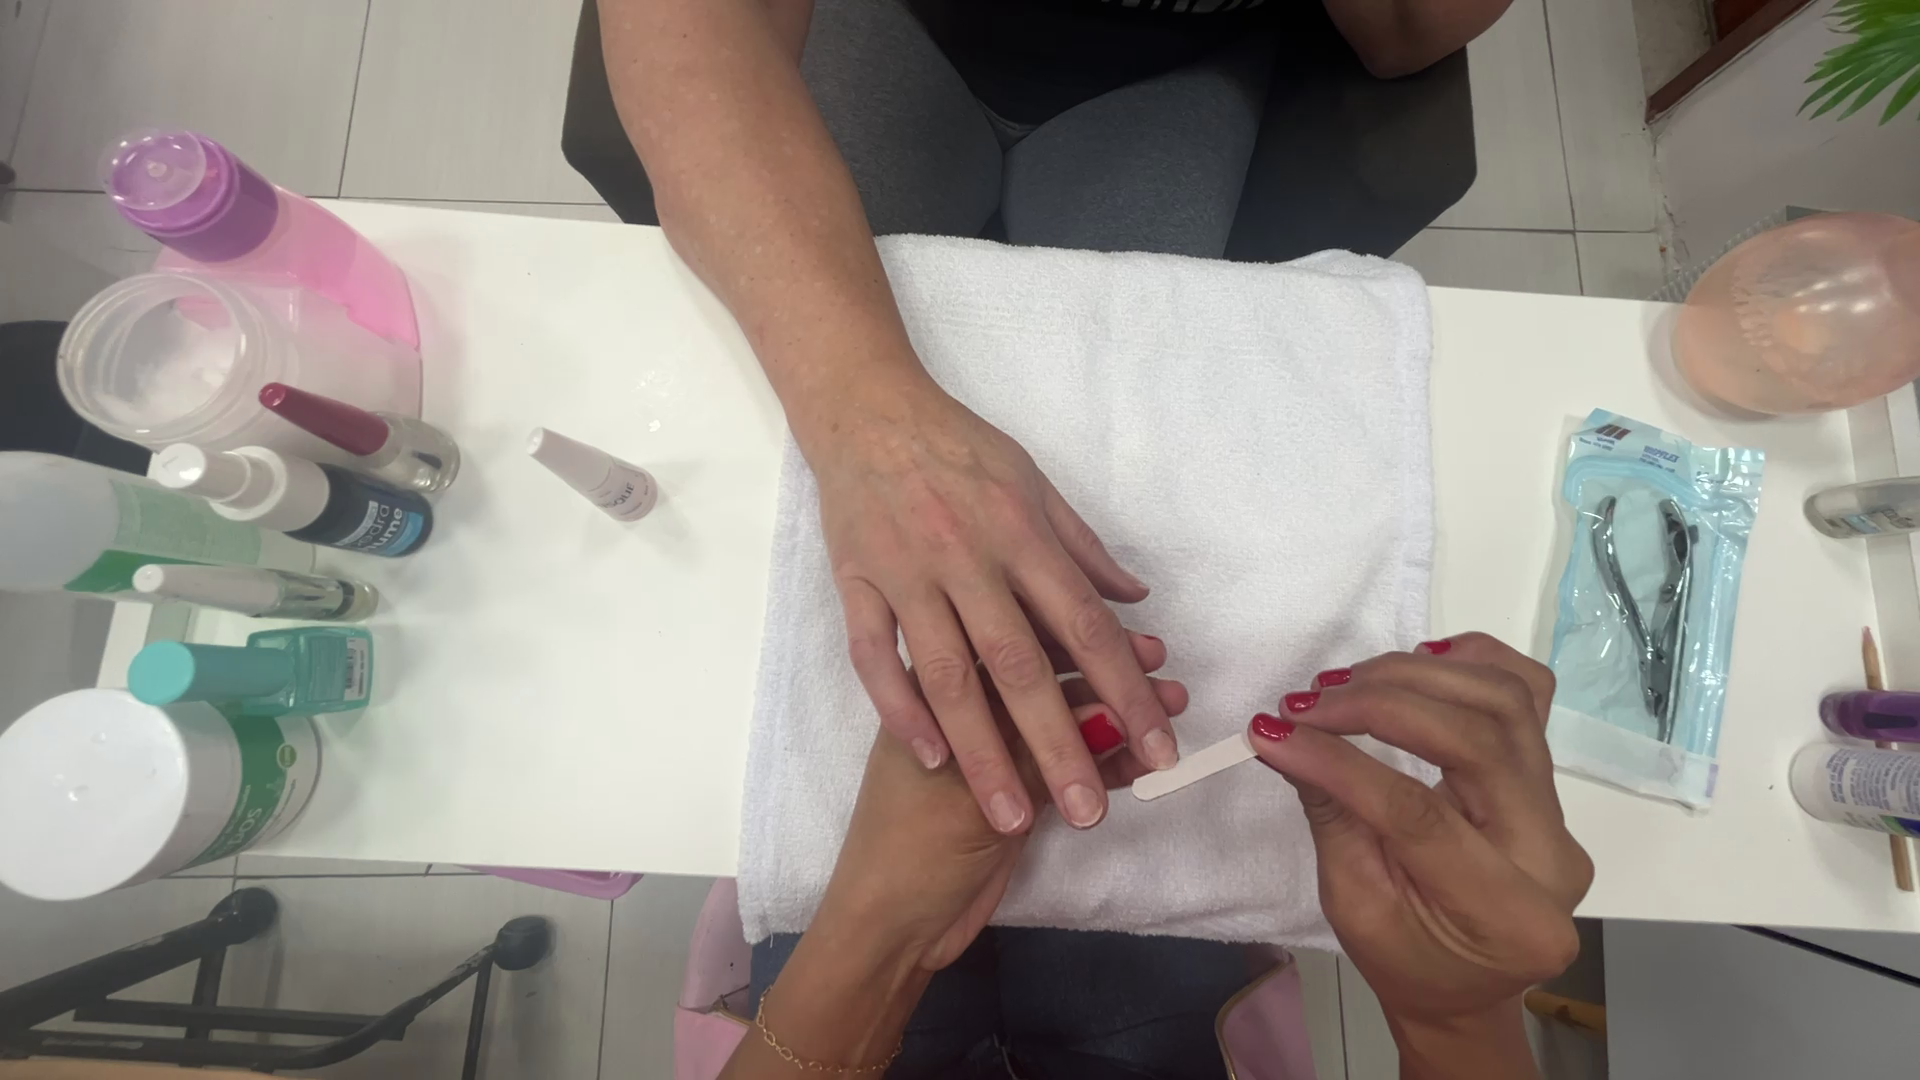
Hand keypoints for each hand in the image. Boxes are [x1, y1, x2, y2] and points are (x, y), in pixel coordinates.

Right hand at [809, 376, 1176, 835]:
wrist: (869, 411)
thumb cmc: (959, 447)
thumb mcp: (1035, 481)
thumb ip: (1083, 547)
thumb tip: (1135, 601)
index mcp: (1021, 532)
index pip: (1084, 625)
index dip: (1126, 689)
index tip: (1159, 747)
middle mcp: (968, 558)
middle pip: (1020, 664)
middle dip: (1060, 744)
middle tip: (1092, 814)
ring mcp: (907, 574)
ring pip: (948, 675)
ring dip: (982, 751)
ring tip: (1014, 816)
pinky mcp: (856, 584)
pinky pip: (874, 657)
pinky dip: (900, 710)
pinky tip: (931, 757)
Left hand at [815, 631, 1185, 970]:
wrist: (894, 928)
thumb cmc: (911, 846)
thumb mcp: (973, 793)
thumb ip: (1039, 757)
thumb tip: (1114, 715)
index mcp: (938, 689)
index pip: (1007, 646)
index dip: (1067, 639)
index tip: (1121, 636)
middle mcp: (970, 708)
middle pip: (1045, 679)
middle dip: (1102, 673)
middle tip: (1158, 666)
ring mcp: (998, 748)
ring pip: (1064, 720)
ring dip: (1115, 718)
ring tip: (1172, 707)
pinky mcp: (1021, 786)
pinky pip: (1069, 763)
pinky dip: (1107, 762)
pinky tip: (1146, 757)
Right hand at [1246, 633, 1591, 1073]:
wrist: (1463, 978)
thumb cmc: (1401, 954)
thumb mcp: (1349, 902)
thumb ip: (1328, 812)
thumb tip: (1280, 736)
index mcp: (1506, 913)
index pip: (1419, 813)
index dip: (1338, 762)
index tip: (1272, 730)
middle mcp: (1552, 851)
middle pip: (1479, 739)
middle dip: (1377, 705)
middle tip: (1302, 704)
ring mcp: (1557, 808)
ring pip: (1505, 702)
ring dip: (1413, 676)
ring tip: (1341, 684)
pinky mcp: (1543, 775)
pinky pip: (1527, 693)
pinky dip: (1472, 661)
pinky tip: (1416, 661)